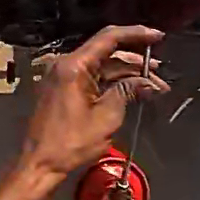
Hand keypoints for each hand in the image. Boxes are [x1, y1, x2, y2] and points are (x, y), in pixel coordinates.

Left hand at [16, 25, 166, 179]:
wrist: (39, 164)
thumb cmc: (71, 142)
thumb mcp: (106, 117)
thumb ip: (127, 91)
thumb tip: (147, 82)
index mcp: (74, 65)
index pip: (109, 38)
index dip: (137, 34)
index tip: (159, 37)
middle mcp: (67, 64)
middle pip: (107, 51)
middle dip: (136, 60)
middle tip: (160, 71)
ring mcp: (63, 76)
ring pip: (102, 66)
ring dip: (127, 73)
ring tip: (153, 85)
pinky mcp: (64, 88)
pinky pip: (92, 77)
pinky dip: (113, 82)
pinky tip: (133, 90)